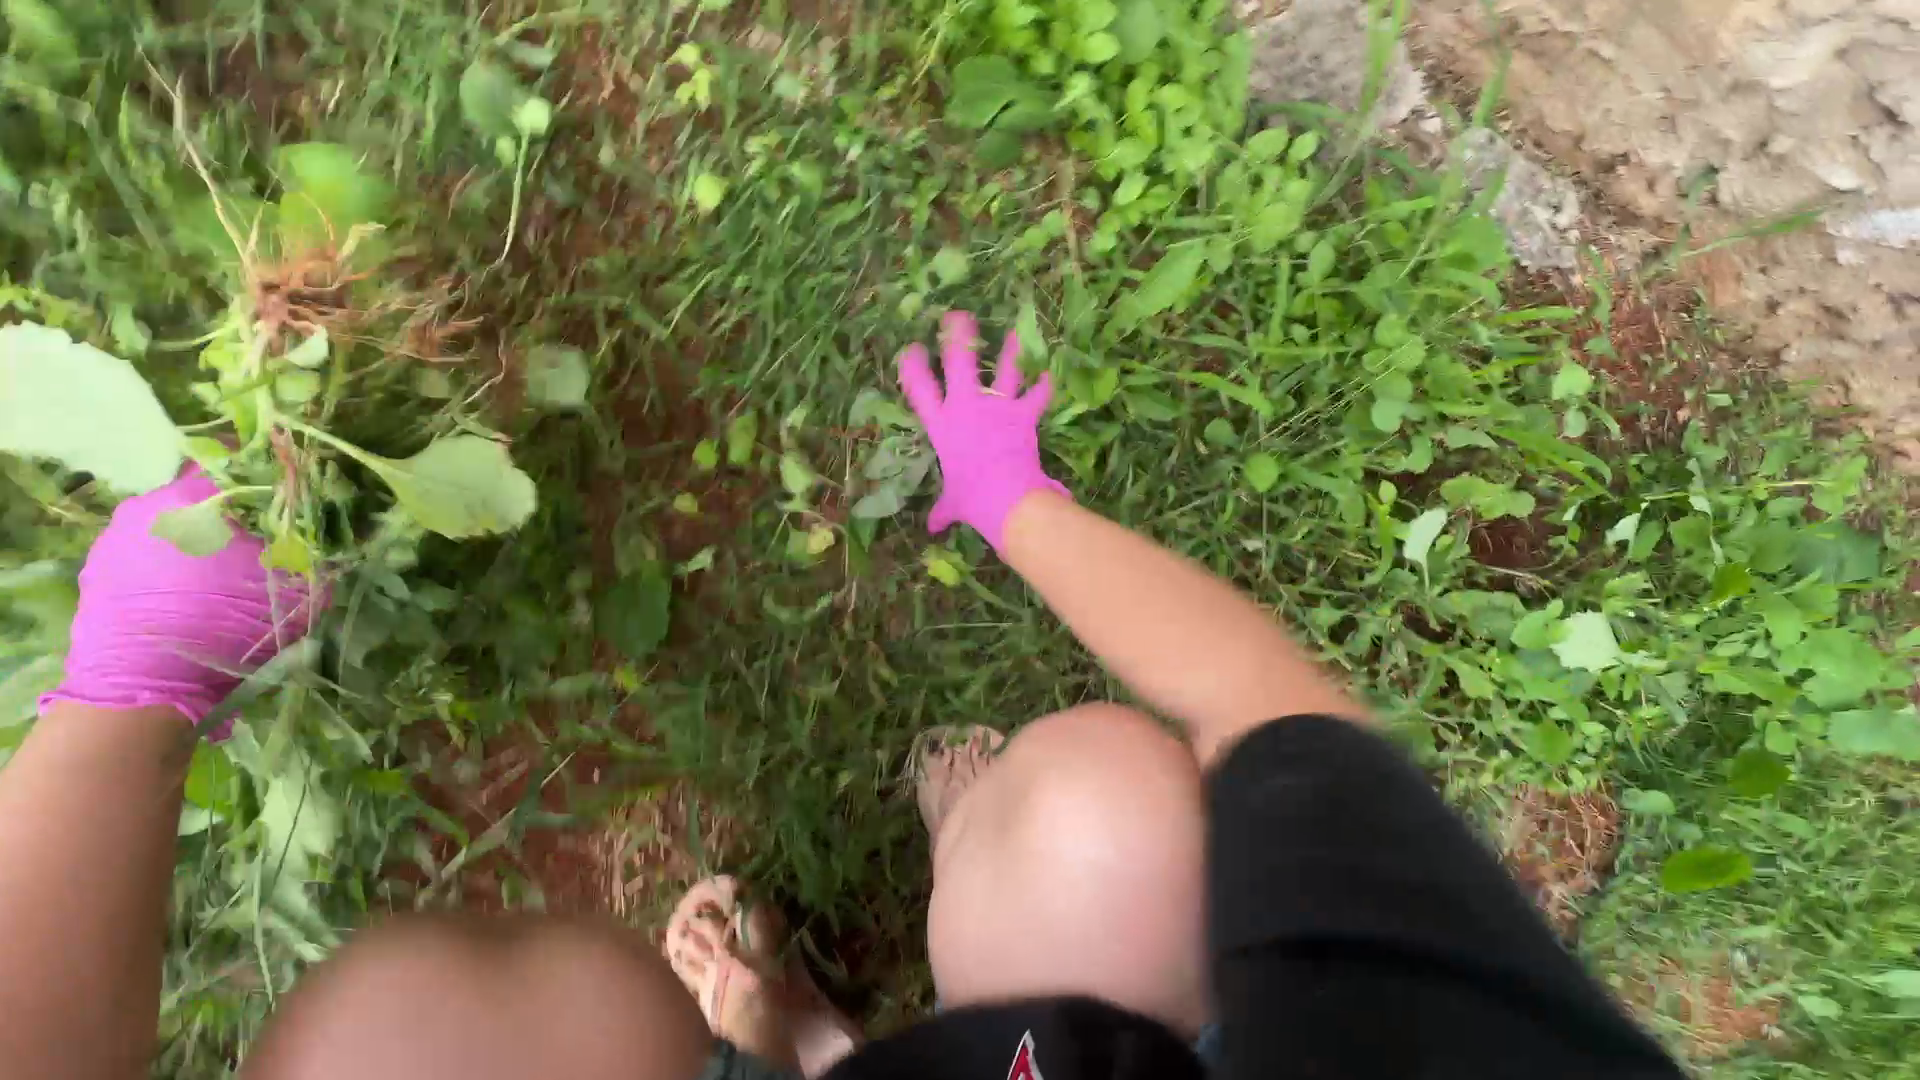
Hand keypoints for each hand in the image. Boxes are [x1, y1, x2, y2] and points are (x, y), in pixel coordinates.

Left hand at [40, 469, 318, 735]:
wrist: (149, 687)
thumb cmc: (232, 622)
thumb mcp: (301, 583)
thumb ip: (325, 545)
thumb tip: (356, 522)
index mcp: (194, 497)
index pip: (244, 462)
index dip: (280, 476)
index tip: (305, 496)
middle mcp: (147, 506)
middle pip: (211, 494)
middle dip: (246, 512)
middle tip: (280, 538)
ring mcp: (116, 541)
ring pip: (183, 524)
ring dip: (213, 539)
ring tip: (242, 571)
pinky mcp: (101, 575)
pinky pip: (157, 554)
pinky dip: (185, 564)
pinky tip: (206, 593)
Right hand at [897, 311, 1069, 550]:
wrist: (1005, 497)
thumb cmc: (971, 499)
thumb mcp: (953, 504)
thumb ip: (943, 510)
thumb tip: (933, 526)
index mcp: (942, 426)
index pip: (920, 390)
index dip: (913, 367)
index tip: (911, 349)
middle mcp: (966, 408)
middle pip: (958, 362)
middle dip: (957, 337)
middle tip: (957, 316)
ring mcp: (996, 407)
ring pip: (1003, 370)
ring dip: (1011, 350)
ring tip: (1015, 332)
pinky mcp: (1023, 414)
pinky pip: (1037, 396)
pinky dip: (1044, 387)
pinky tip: (1049, 375)